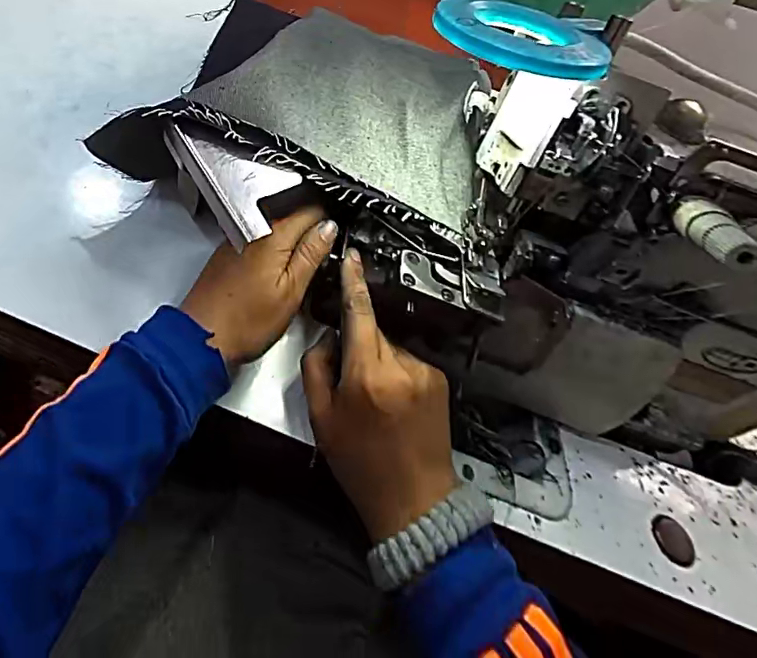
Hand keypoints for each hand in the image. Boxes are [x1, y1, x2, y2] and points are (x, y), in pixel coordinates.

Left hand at [182, 206, 336, 366]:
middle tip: (316, 262)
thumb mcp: (292, 291)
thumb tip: (329, 228)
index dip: (329, 224)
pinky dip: (271, 251)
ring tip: (291, 275)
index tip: (333, 242)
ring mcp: (238, 238)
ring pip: (277, 227)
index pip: (313, 209)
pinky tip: (270, 277)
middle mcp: (253, 228)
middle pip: (294, 214)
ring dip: (290, 242)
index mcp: (274, 234)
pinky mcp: (228, 250)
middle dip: (310, 231)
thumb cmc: (243, 322)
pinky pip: (260, 238)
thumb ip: (312, 253)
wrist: (200, 340)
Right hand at [301, 247, 457, 541]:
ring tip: (376, 401)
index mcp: (367, 374)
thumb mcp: (322, 420)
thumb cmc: (362, 465)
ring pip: (392, 347)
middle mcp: (401, 366)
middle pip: (374, 332)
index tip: (352, 257)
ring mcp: (425, 372)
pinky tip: (395, 404)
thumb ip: (317, 370)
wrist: (413, 500)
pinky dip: (398, 372)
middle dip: (360, 344)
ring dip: (380, 361)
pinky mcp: (439, 379)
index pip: (359, 313)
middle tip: (351, 380)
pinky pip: (410, 361)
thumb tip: (326, 339)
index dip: (353, 281)